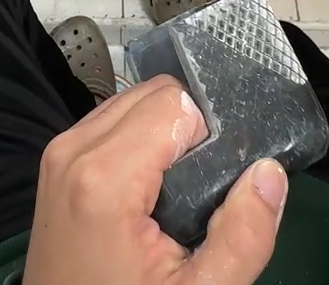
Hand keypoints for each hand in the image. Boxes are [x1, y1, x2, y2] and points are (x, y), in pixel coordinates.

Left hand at [24, 74, 288, 284]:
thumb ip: (243, 235)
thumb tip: (271, 172)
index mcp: (104, 176)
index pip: (175, 101)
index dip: (206, 135)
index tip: (215, 183)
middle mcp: (74, 148)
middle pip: (153, 93)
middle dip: (187, 131)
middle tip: (200, 194)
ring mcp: (60, 151)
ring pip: (132, 101)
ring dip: (162, 134)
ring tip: (175, 199)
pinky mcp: (57, 160)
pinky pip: (111, 120)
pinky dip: (138, 140)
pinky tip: (149, 193)